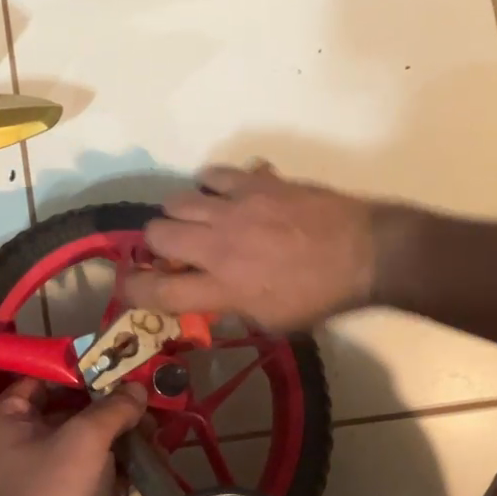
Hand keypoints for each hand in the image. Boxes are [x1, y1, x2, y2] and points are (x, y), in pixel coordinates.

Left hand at [0, 379, 148, 495]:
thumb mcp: (87, 439)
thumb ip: (113, 406)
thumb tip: (137, 388)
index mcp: (2, 423)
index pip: (39, 379)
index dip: (78, 370)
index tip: (117, 363)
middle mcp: (10, 446)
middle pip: (64, 411)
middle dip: (106, 407)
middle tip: (144, 398)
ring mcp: (32, 478)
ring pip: (80, 443)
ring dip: (115, 438)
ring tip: (153, 431)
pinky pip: (84, 473)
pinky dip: (110, 468)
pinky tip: (140, 466)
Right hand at [122, 163, 384, 330]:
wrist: (367, 253)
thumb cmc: (321, 296)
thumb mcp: (272, 320)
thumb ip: (230, 306)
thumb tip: (206, 294)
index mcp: (223, 287)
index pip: (158, 290)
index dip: (134, 290)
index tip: (129, 287)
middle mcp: (219, 245)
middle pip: (157, 234)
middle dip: (157, 244)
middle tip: (176, 249)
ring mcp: (235, 208)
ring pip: (177, 200)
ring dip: (181, 213)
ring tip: (201, 219)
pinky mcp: (254, 182)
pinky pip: (212, 174)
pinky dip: (211, 186)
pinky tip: (226, 195)